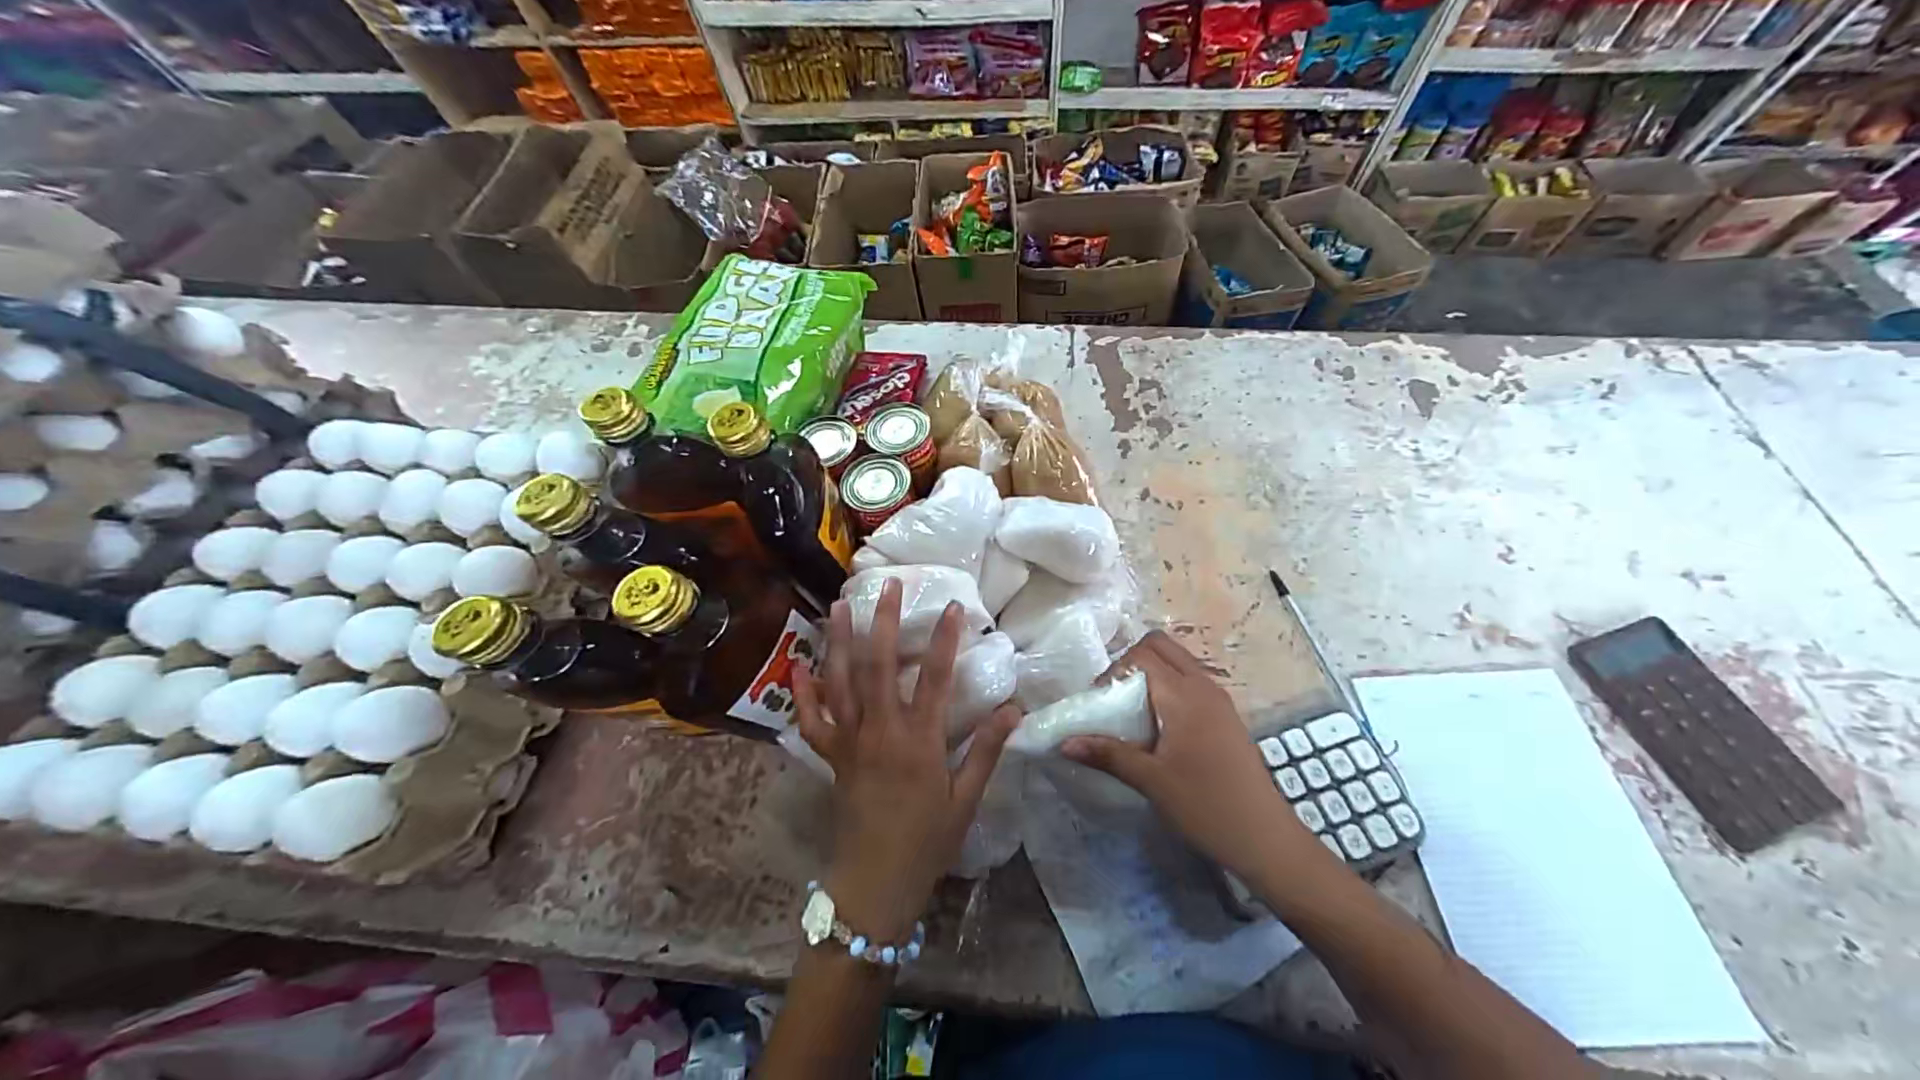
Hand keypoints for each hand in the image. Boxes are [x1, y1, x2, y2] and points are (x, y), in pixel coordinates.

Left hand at [794, 578, 1019, 943]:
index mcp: (919, 741)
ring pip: (841, 681)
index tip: (954, 606)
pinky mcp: (831, 756)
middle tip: (887, 586)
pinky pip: (812, 720)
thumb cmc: (927, 841)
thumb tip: (1014, 709)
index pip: (937, 678)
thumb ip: (987, 750)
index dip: (947, 639)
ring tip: (839, 606)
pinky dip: (804, 693)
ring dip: (839, 641)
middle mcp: (881, 731)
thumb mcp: (966, 799)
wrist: (875, 882)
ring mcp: (850, 741)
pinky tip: (799, 666)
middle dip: (884, 622)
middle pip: (880, 666)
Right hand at [1062, 631, 1315, 879]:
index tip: (1098, 704)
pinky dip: (1168, 689)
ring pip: (1178, 663)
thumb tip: (1064, 743)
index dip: (1113, 671)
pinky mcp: (1226, 716)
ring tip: (1131, 712)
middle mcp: (1204, 686)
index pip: (1141, 655)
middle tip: (1113, 698)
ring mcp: (1219, 700)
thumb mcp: (1151, 781)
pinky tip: (1157, 728)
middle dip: (1130, 662)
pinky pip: (1190, 683)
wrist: (1265, 839)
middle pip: (1161, 647)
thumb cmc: (1205, 806)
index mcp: (1184, 695)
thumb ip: (1107, 754)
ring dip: (1150, 674)